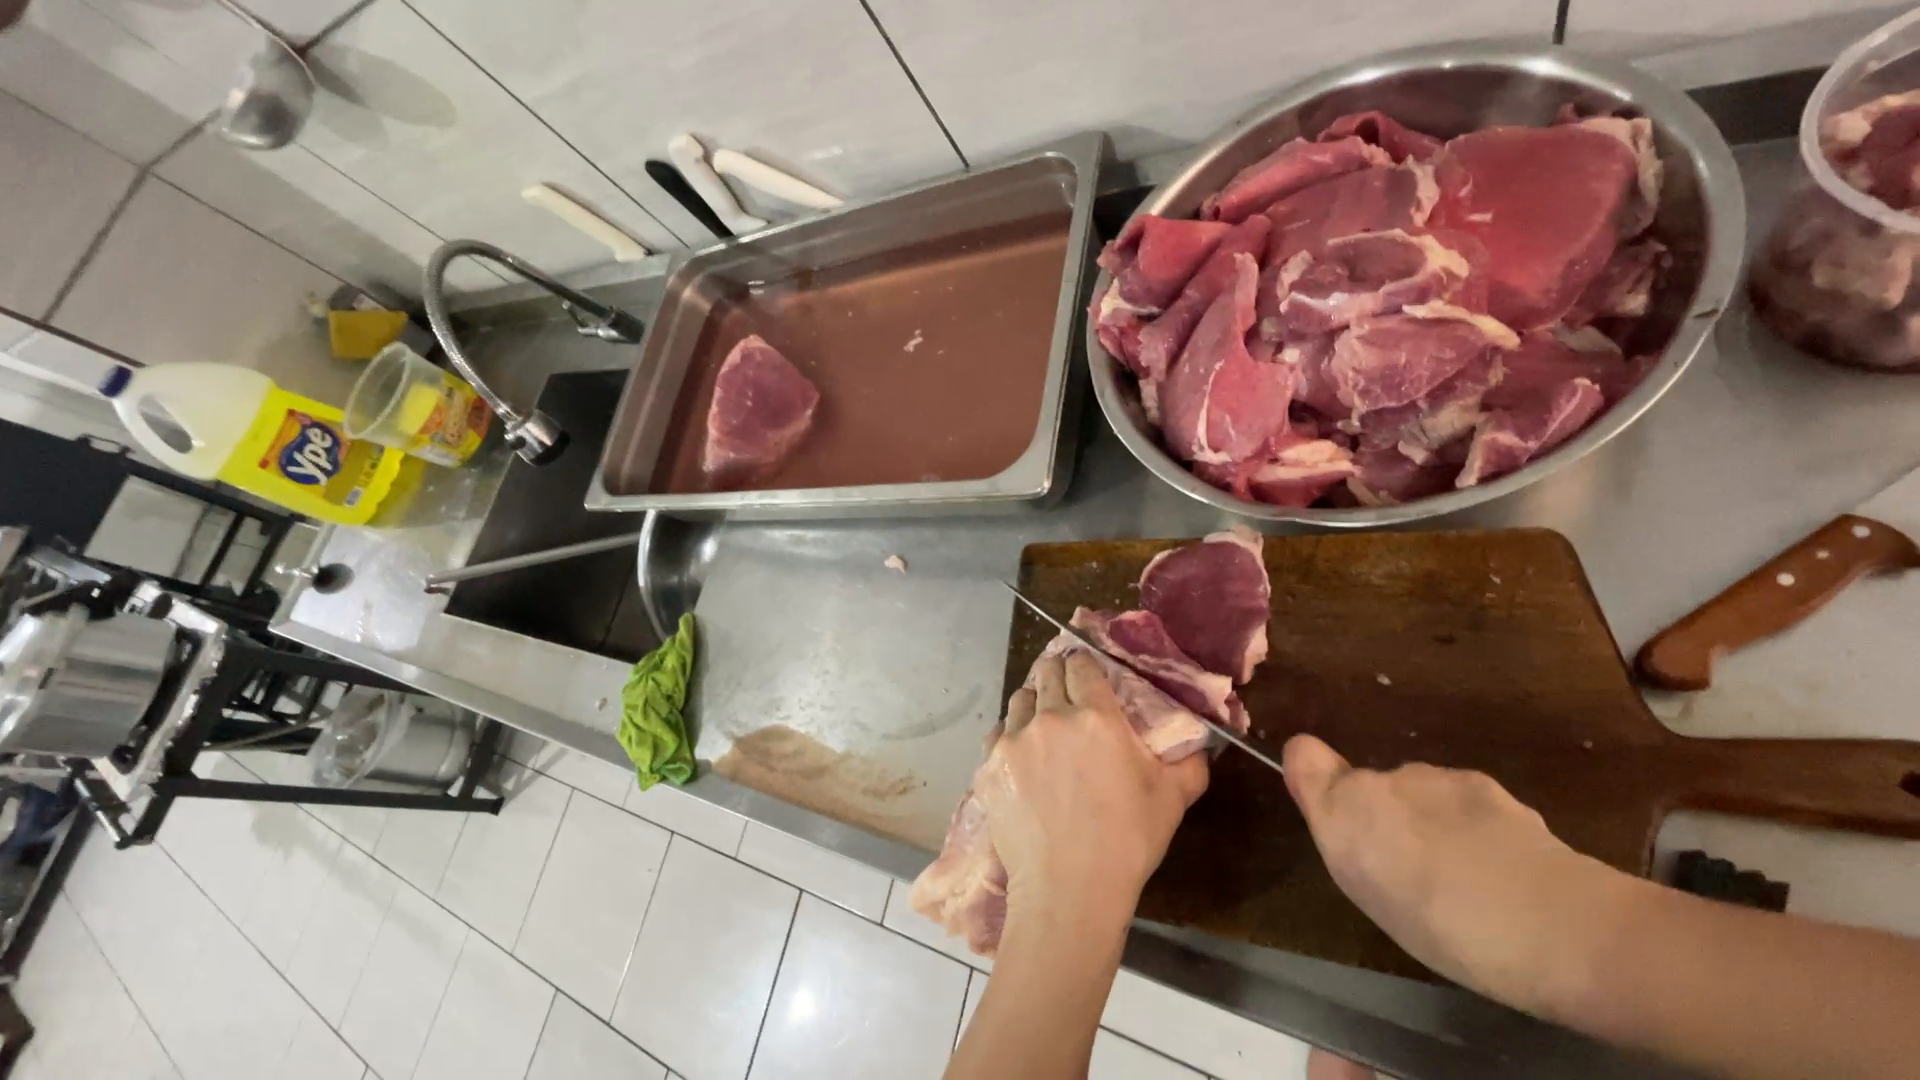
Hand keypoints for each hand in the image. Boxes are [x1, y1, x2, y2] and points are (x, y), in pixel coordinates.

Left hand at [976, 652, 1208, 934]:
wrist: (1068, 890)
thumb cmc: (1127, 841)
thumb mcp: (1173, 798)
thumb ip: (1190, 761)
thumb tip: (1199, 742)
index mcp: (1096, 716)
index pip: (1082, 665)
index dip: (1086, 666)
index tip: (1089, 676)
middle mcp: (1049, 718)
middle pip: (1046, 672)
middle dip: (1057, 676)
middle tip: (1068, 696)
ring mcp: (1013, 742)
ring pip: (1018, 700)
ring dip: (1033, 705)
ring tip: (1044, 728)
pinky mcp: (988, 768)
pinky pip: (997, 736)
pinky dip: (1010, 739)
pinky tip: (1022, 760)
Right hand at [1282, 734, 1622, 1008]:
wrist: (1551, 923)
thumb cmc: (1442, 929)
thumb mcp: (1373, 895)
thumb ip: (1351, 842)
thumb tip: (1344, 815)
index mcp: (1340, 813)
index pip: (1303, 756)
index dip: (1315, 774)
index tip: (1332, 806)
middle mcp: (1379, 782)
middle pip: (1369, 785)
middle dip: (1387, 816)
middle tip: (1415, 870)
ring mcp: (1434, 777)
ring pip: (1420, 793)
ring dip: (1432, 820)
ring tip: (1466, 875)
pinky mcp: (1485, 783)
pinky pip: (1463, 800)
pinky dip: (1473, 824)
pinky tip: (1501, 865)